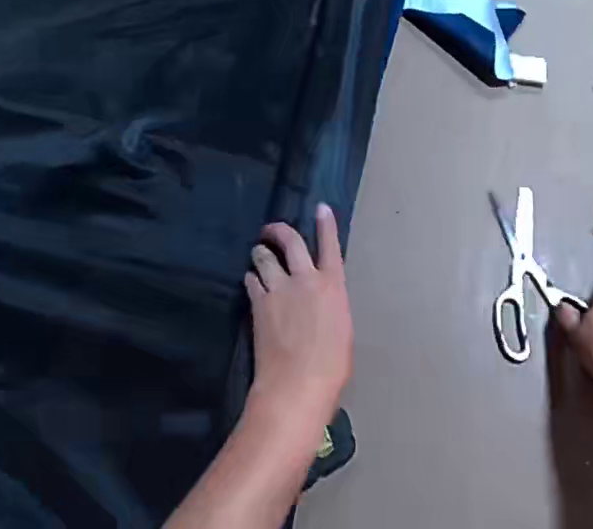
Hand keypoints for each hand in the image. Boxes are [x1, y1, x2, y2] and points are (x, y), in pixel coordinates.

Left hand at [245, 204, 353, 426]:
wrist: (297, 384)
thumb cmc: (331, 367)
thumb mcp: (341, 331)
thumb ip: (330, 307)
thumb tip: (321, 302)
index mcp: (333, 286)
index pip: (330, 246)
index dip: (326, 225)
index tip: (321, 208)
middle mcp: (305, 278)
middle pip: (290, 240)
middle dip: (279, 230)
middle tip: (271, 229)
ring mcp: (279, 288)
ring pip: (264, 256)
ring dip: (261, 253)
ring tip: (259, 254)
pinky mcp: (258, 302)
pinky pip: (251, 280)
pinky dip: (251, 278)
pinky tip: (251, 282)